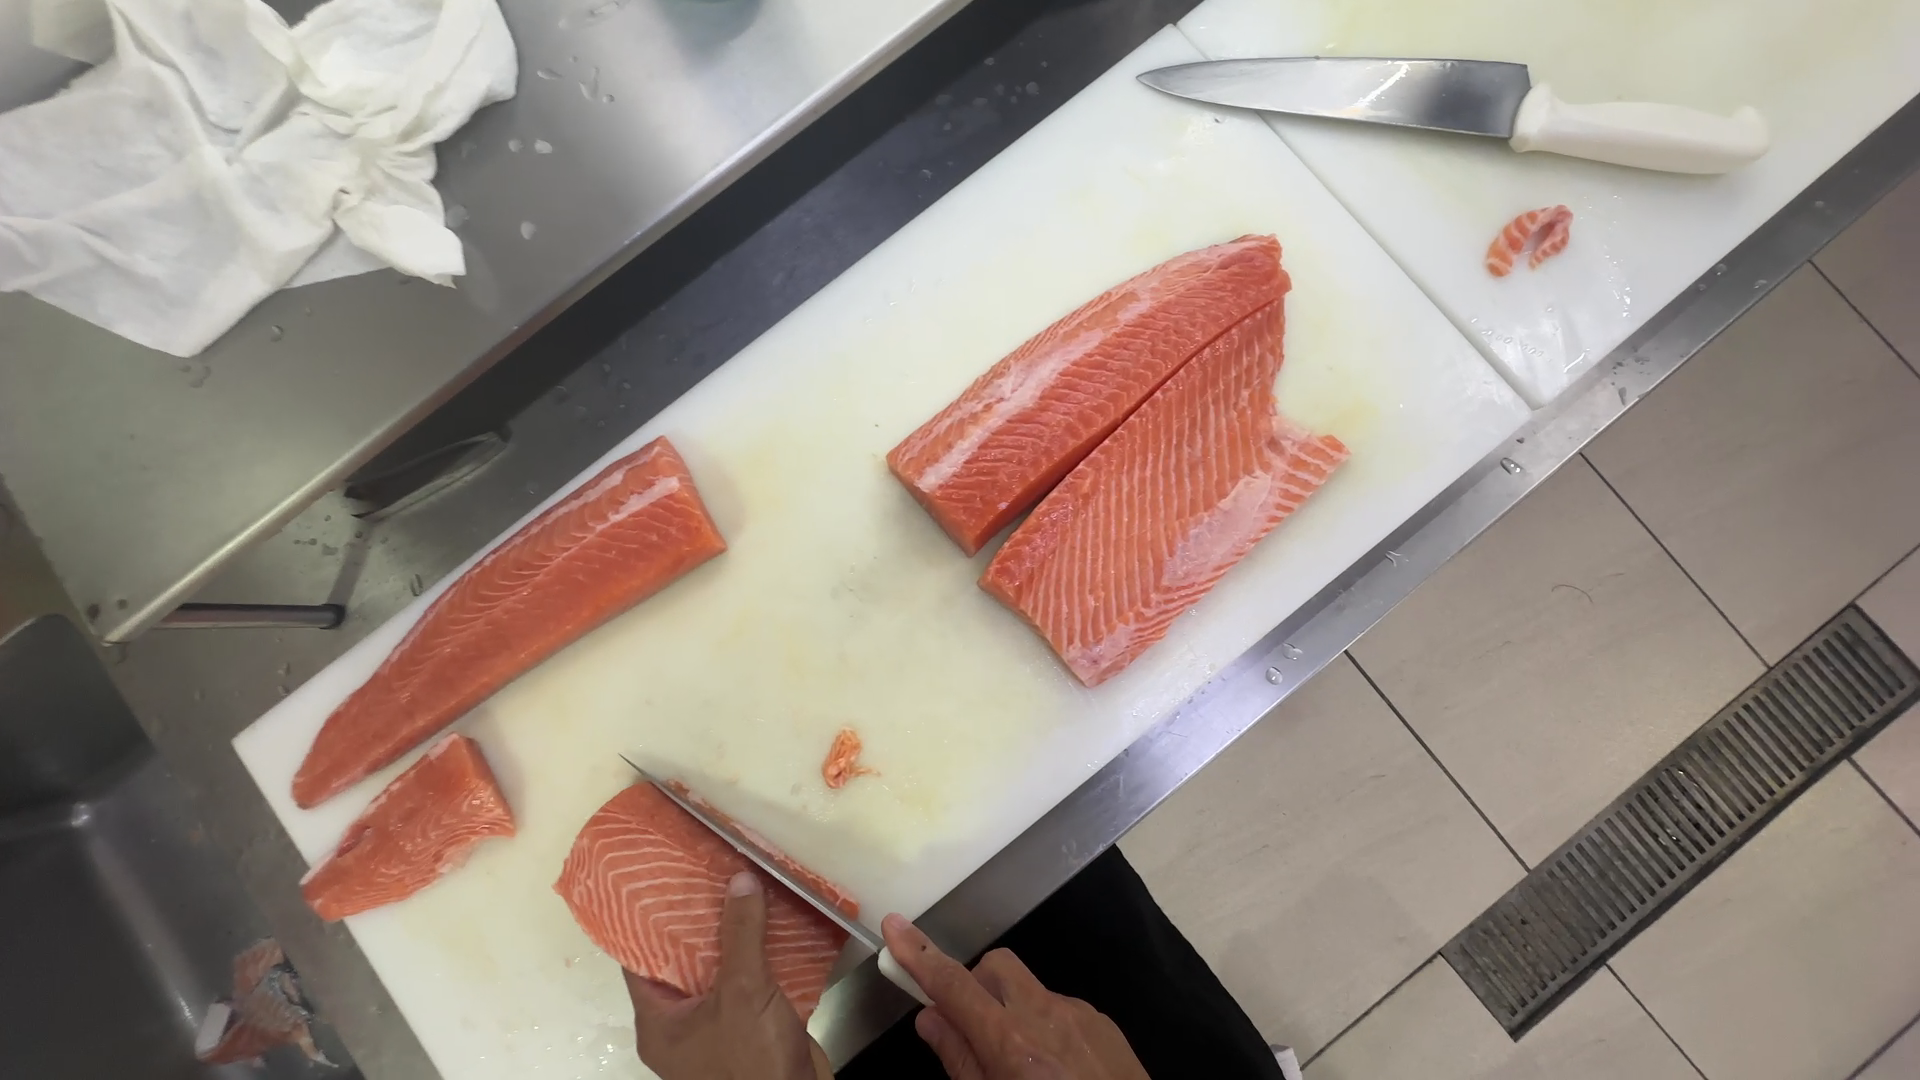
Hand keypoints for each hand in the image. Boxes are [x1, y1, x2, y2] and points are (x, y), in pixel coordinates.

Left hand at [626, 871, 830, 1079]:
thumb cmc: (750, 1062)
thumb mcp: (742, 992)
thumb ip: (740, 933)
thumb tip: (739, 877)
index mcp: (660, 1023)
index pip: (641, 960)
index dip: (650, 918)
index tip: (664, 877)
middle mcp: (682, 1023)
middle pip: (683, 959)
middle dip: (700, 917)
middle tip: (711, 870)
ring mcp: (716, 1025)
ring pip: (719, 966)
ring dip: (734, 930)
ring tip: (745, 883)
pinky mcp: (749, 1024)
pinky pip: (747, 977)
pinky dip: (758, 949)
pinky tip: (773, 918)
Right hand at [882, 914, 1149, 1079]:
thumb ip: (960, 1061)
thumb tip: (930, 1016)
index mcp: (1011, 1043)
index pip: (953, 985)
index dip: (919, 955)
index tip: (894, 925)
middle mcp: (1044, 1014)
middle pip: (994, 966)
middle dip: (975, 986)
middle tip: (971, 1030)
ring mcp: (1078, 1013)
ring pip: (1028, 987)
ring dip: (1011, 1010)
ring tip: (1021, 1064)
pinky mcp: (1103, 1022)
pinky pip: (1060, 1007)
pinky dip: (1045, 1026)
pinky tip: (1057, 1070)